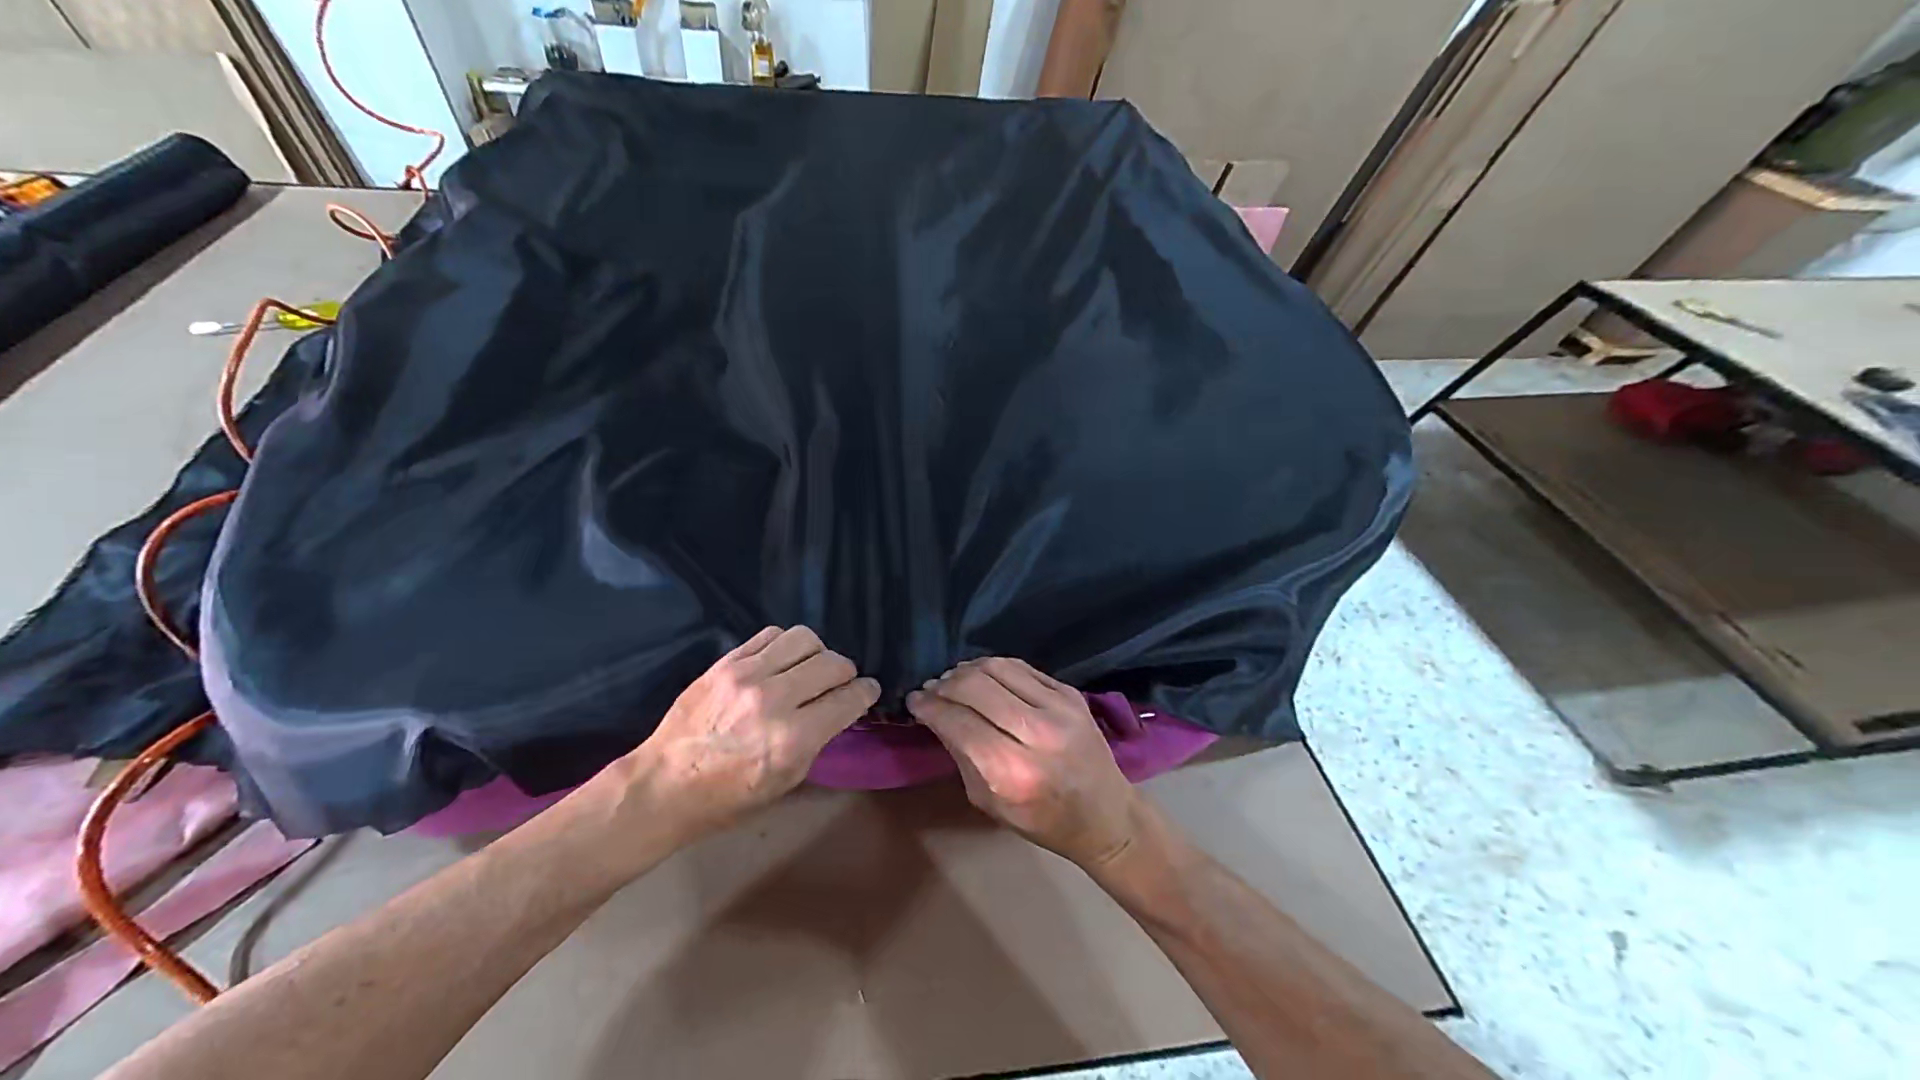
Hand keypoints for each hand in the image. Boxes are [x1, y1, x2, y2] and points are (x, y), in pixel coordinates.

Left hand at [608, 626, 877, 841]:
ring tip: (810, 669)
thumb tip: (840, 707)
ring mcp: (746, 675)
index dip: (865, 693)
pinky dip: (785, 646)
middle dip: (846, 674)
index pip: (848, 699)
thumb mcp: (787, 780)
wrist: (664, 785)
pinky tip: (782, 662)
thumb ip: (818, 739)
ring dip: (818, 653)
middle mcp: (774, 700)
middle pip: (833, 664)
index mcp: (793, 738)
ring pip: (805, 639)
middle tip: (839, 684)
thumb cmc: (728, 797)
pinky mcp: (726, 662)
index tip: (867, 691)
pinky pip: (771, 635)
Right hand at [906, 658, 1142, 869]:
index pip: (958, 722)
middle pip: (975, 687)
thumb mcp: (988, 802)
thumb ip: (961, 755)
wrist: (1106, 815)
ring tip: (953, 679)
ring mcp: (1058, 708)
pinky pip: (1022, 668)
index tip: (914, 700)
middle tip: (931, 689)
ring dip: (967, 669)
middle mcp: (1037, 734)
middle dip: (944, 684)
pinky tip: (983, 677)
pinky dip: (995, 668)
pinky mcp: (1070, 694)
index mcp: (1012, 772)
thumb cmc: (1043, 820)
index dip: (929, 706)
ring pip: (998, 667)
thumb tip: (936, 715)